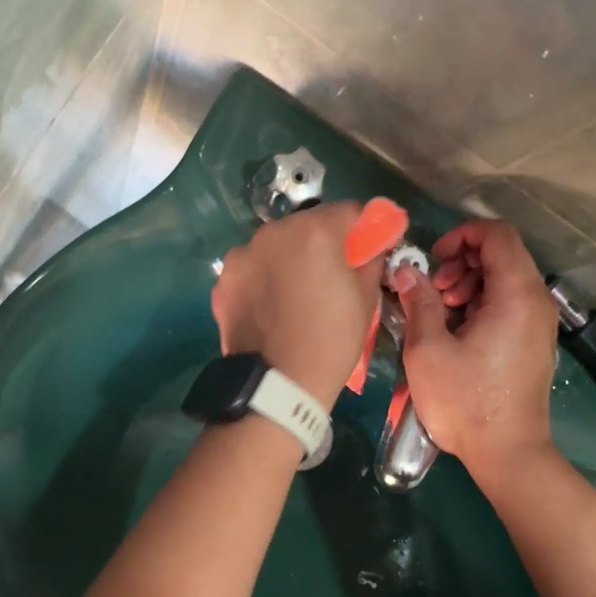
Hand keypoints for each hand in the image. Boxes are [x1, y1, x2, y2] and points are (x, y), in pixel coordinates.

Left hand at [212, 201, 383, 405]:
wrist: (279, 384)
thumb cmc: (331, 340)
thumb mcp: (365, 299)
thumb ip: (370, 260)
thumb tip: (372, 246)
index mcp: (314, 230)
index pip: (349, 212)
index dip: (364, 228)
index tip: (368, 247)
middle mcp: (273, 233)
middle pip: (306, 226)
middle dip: (321, 243)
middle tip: (330, 275)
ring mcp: (242, 256)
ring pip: (274, 247)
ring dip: (287, 260)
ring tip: (295, 294)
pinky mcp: (223, 282)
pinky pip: (251, 271)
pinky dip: (261, 281)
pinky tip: (270, 308)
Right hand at [392, 219, 557, 474]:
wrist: (507, 452)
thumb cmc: (466, 401)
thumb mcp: (429, 350)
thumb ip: (418, 302)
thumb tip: (406, 271)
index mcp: (516, 294)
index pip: (497, 234)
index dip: (461, 235)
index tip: (432, 260)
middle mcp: (536, 301)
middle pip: (502, 255)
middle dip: (461, 262)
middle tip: (432, 292)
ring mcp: (539, 324)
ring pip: (504, 280)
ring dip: (468, 285)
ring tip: (440, 314)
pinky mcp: (533, 344)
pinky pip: (508, 305)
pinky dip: (481, 305)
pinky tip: (456, 333)